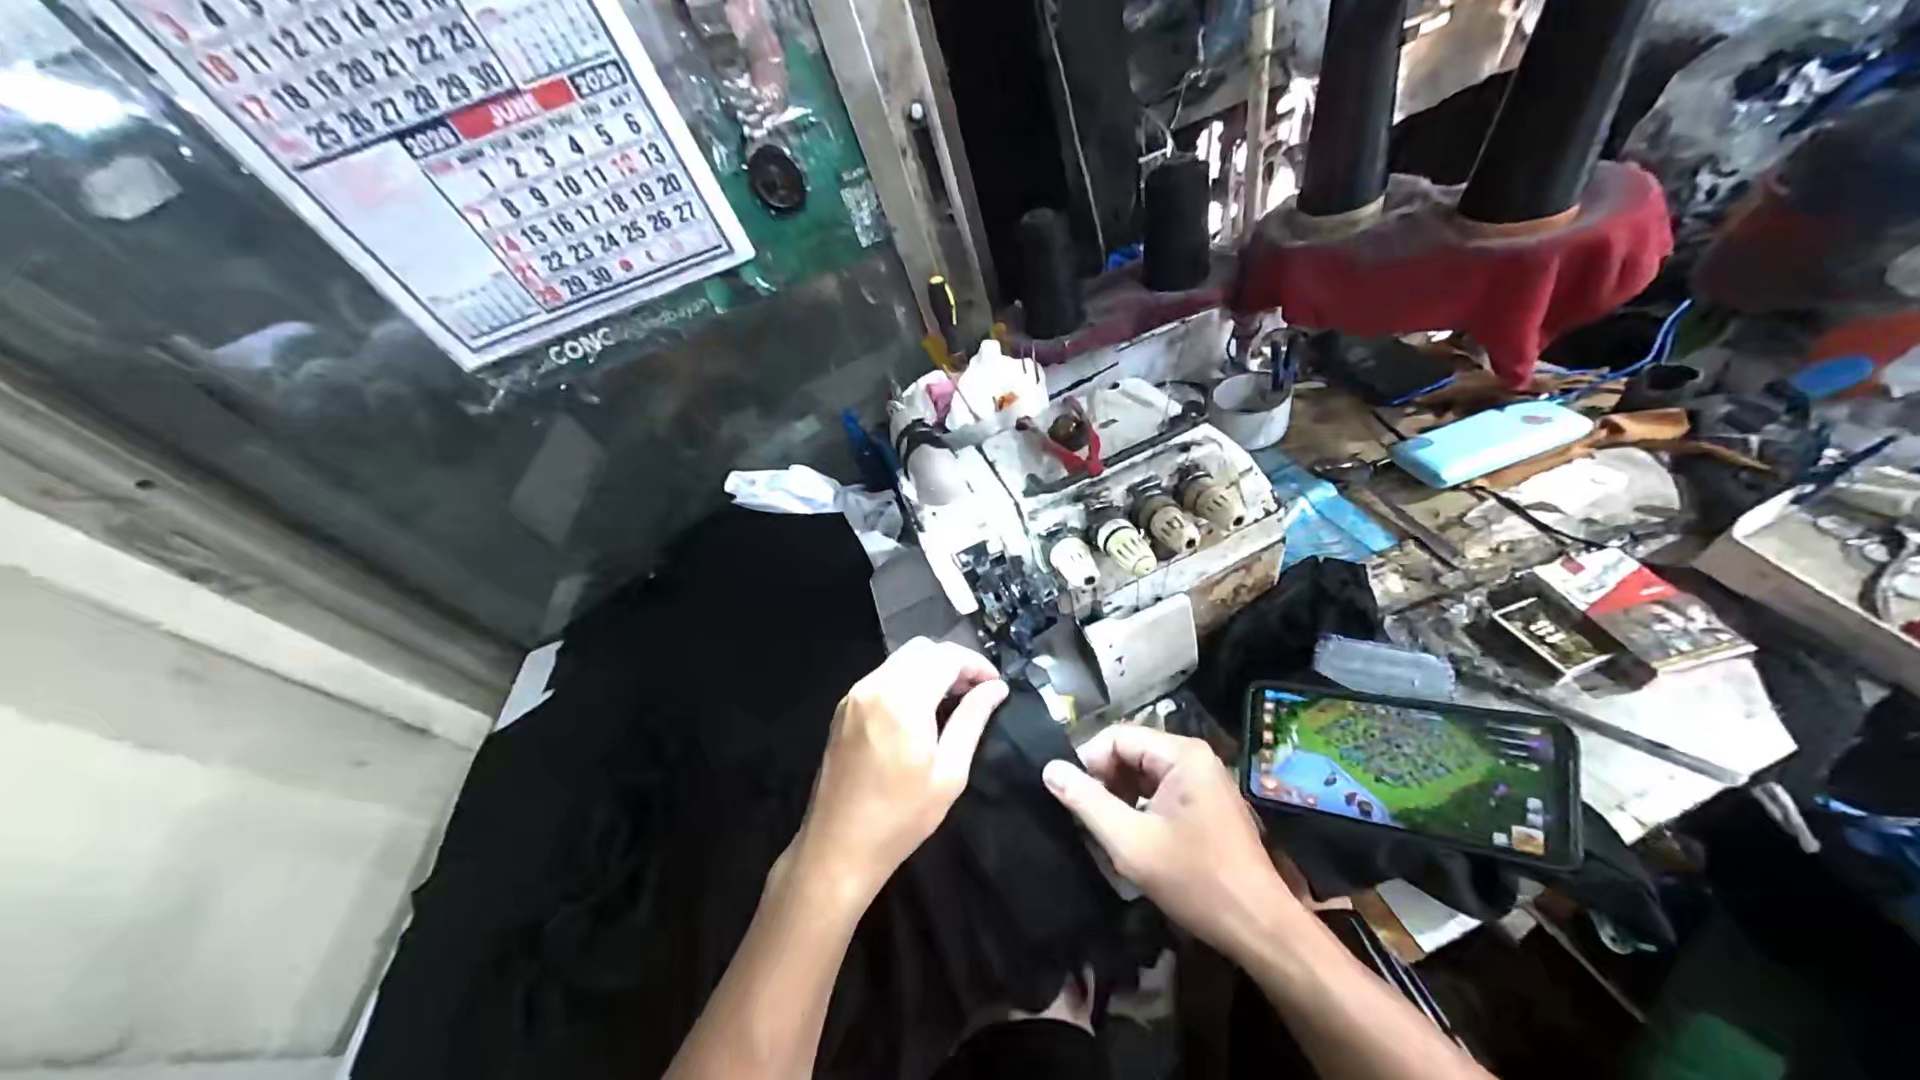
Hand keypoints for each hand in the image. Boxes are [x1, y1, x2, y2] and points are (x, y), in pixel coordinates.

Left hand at [792, 638, 1008, 904]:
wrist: (837, 848)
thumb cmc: (901, 817)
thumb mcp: (950, 772)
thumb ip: (972, 720)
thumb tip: (995, 688)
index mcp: (902, 698)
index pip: (946, 656)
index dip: (976, 664)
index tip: (995, 685)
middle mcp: (874, 686)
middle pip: (922, 649)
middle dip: (954, 662)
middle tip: (977, 691)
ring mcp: (854, 696)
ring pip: (901, 660)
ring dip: (930, 669)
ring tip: (953, 701)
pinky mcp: (843, 709)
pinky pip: (883, 677)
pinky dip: (908, 680)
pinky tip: (921, 710)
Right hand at [1042, 726, 1303, 959]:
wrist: (1259, 927)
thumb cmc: (1195, 880)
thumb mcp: (1130, 841)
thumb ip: (1086, 801)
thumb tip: (1049, 769)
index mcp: (1181, 754)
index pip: (1116, 737)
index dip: (1086, 761)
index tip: (1066, 794)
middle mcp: (1194, 757)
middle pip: (1130, 751)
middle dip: (1102, 779)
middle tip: (1080, 814)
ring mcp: (1203, 780)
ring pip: (1143, 772)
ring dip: (1118, 795)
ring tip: (1099, 827)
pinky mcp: (1206, 803)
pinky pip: (1160, 790)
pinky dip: (1137, 806)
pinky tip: (1126, 834)